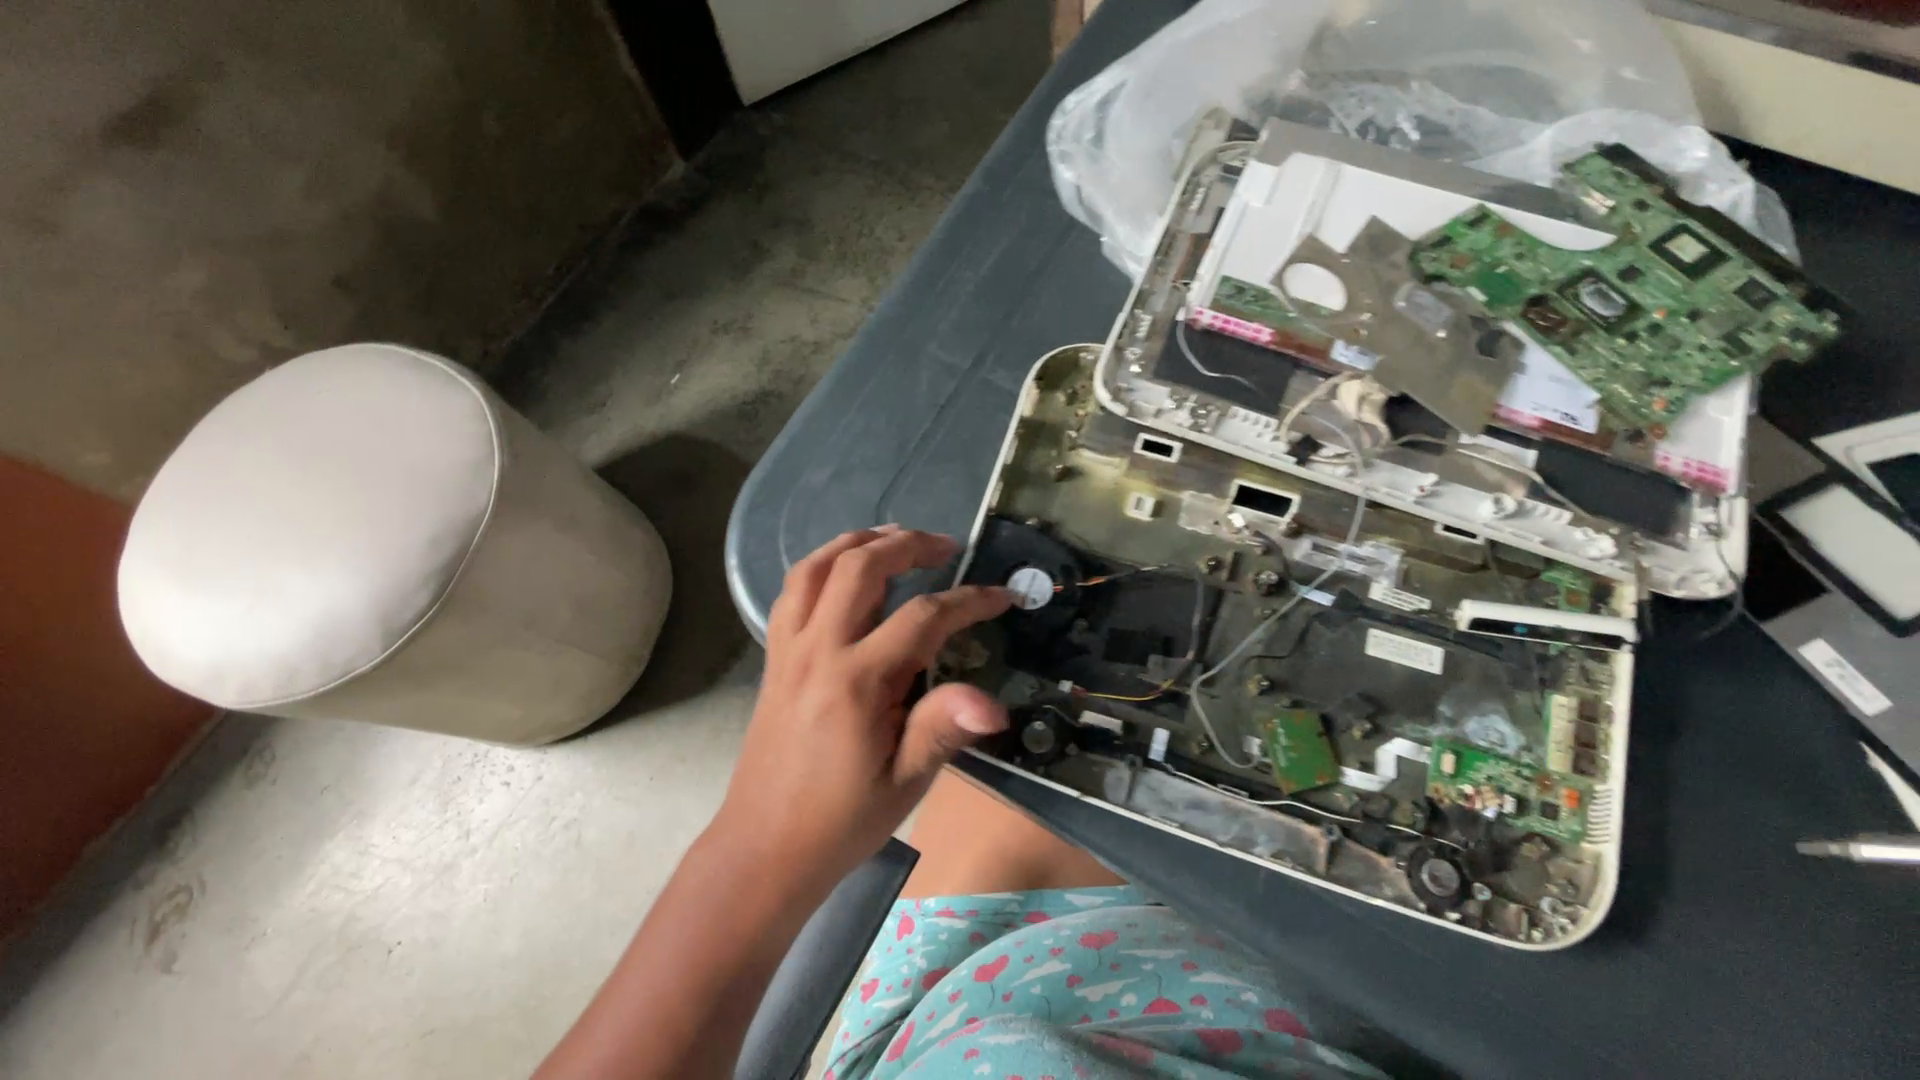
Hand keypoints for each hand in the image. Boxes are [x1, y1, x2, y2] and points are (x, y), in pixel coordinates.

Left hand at [714, 526, 1013, 892]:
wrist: (765, 847)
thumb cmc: (841, 821)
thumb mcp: (903, 783)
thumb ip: (942, 730)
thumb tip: (994, 704)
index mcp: (857, 682)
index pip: (923, 618)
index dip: (969, 600)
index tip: (1003, 596)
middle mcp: (818, 651)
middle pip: (860, 567)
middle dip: (909, 544)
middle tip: (948, 547)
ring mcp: (788, 650)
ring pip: (815, 567)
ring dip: (858, 541)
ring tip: (896, 538)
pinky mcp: (774, 658)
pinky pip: (792, 591)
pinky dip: (821, 565)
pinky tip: (844, 571)